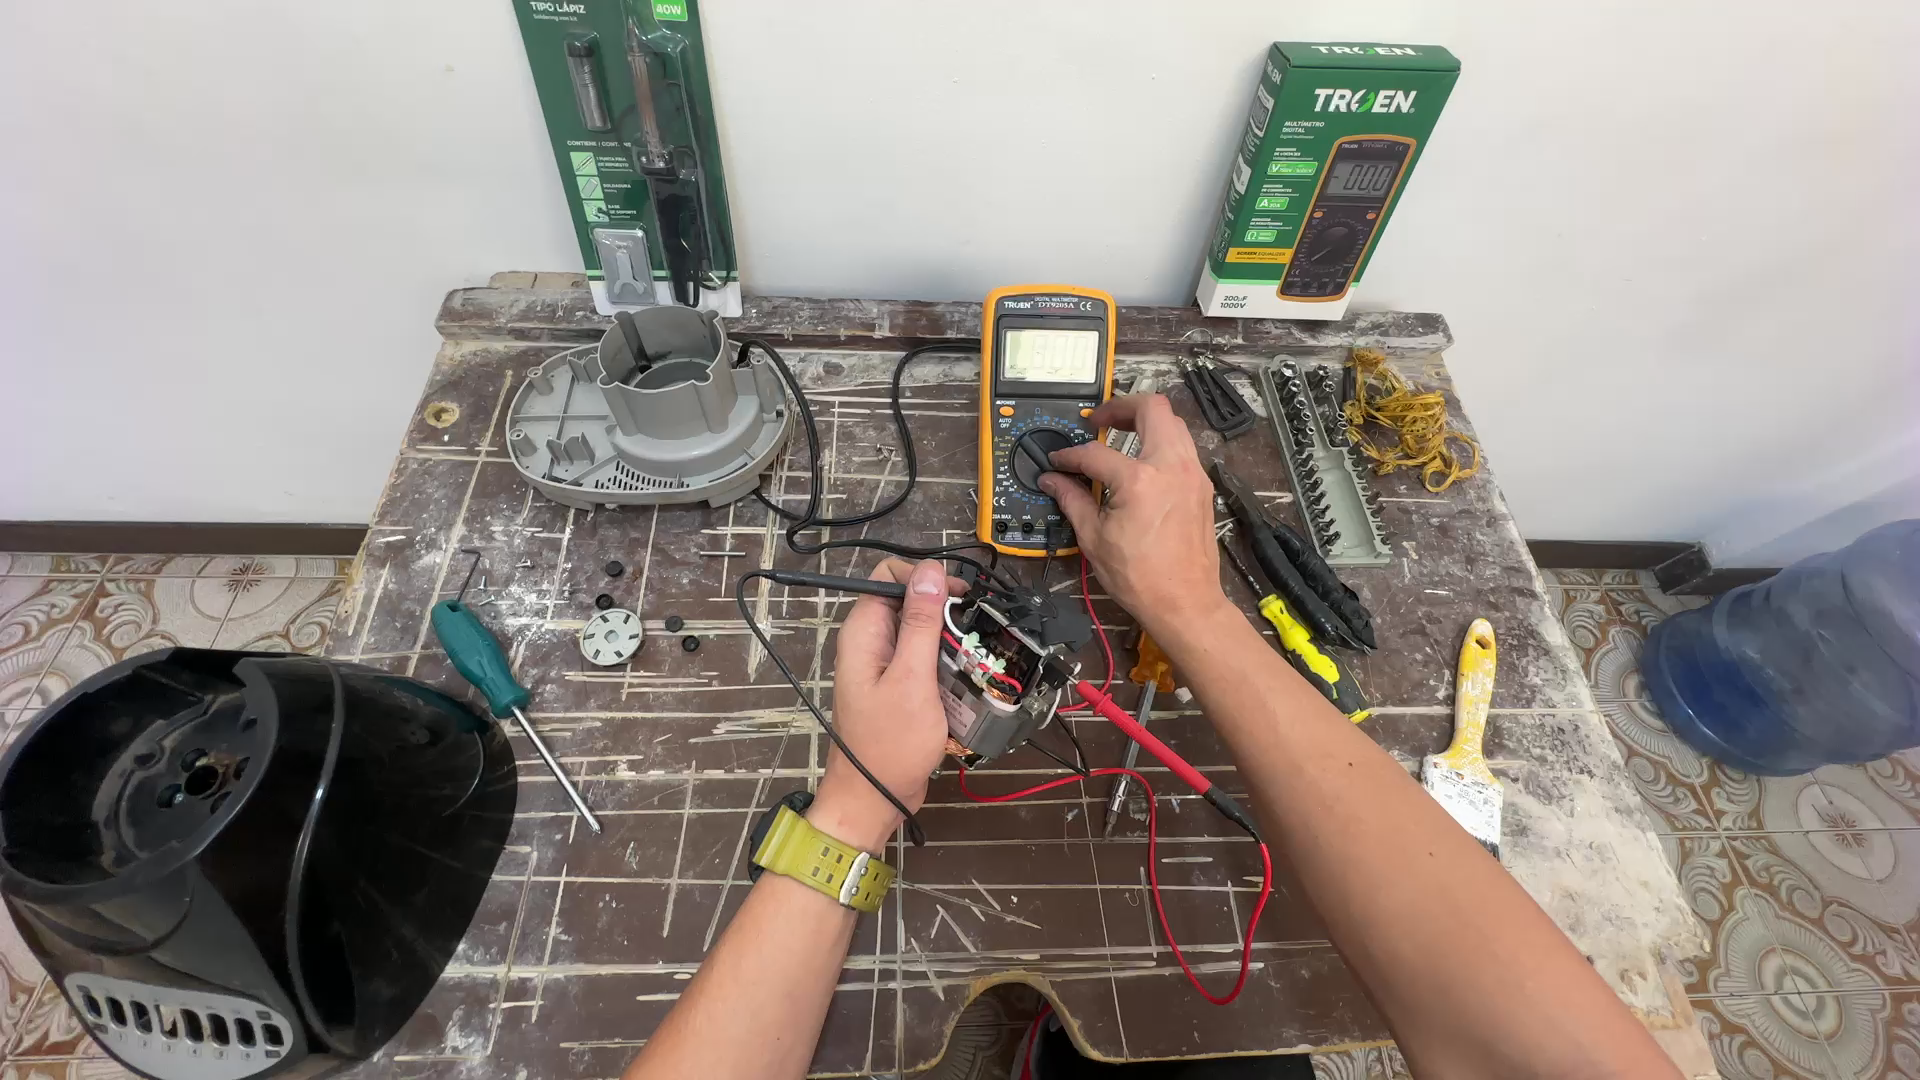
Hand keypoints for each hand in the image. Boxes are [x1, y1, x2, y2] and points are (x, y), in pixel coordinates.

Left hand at [811, 558, 964, 851]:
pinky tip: (964, 679)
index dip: (925, 579)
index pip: (890, 575)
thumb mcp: (912, 678)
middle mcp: (871, 640)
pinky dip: (945, 664)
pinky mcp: (898, 684)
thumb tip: (930, 571)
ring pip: (922, 631)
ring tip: (973, 659)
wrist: (876, 799)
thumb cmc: (891, 742)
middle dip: (944, 613)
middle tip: (973, 634)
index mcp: (865, 631)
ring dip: (949, 641)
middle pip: (910, 602)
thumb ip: (921, 622)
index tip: (960, 598)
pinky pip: (924, 659)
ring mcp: (883, 664)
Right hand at [1039, 393, 1230, 638]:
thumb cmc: (1142, 578)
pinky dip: (1161, 443)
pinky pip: (1183, 447)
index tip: (1059, 461)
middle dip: (1120, 407)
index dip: (1070, 455)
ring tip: (1120, 435)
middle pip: (1151, 409)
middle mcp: (1172, 468)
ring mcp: (1192, 475)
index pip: (1095, 453)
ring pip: (1173, 423)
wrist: (1184, 603)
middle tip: (1098, 420)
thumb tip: (1054, 482)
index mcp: (1140, 481)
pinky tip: (1142, 462)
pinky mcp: (1201, 487)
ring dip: (1145, 422)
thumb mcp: (1094, 538)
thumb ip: (1072, 501)